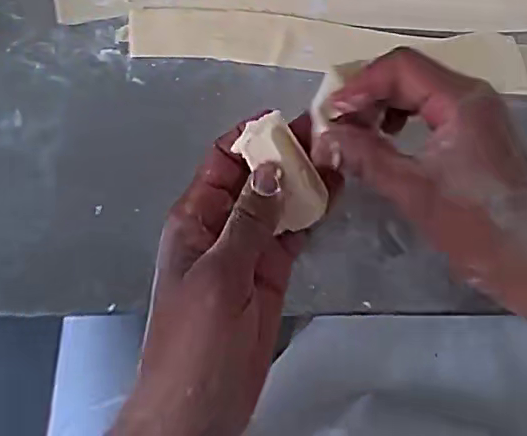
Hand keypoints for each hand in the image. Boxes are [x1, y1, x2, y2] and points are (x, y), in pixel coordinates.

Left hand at [112, 115, 328, 435]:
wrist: (198, 410)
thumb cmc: (191, 341)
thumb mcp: (218, 274)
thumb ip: (248, 220)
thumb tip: (271, 169)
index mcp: (197, 217)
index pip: (222, 160)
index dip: (249, 136)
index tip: (282, 120)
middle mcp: (223, 224)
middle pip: (256, 175)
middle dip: (285, 153)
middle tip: (322, 133)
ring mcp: (249, 247)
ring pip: (279, 199)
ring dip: (303, 178)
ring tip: (335, 154)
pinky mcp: (272, 270)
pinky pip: (293, 230)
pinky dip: (311, 210)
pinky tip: (332, 192)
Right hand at [315, 49, 526, 307]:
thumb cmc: (477, 229)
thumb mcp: (414, 192)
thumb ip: (368, 157)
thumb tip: (327, 136)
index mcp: (462, 99)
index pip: (402, 66)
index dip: (362, 83)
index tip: (333, 109)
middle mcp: (473, 93)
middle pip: (411, 71)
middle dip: (371, 92)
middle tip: (340, 121)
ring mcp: (479, 109)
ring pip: (420, 86)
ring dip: (386, 103)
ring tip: (359, 131)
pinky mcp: (479, 126)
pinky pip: (433, 104)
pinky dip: (405, 114)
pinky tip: (389, 137)